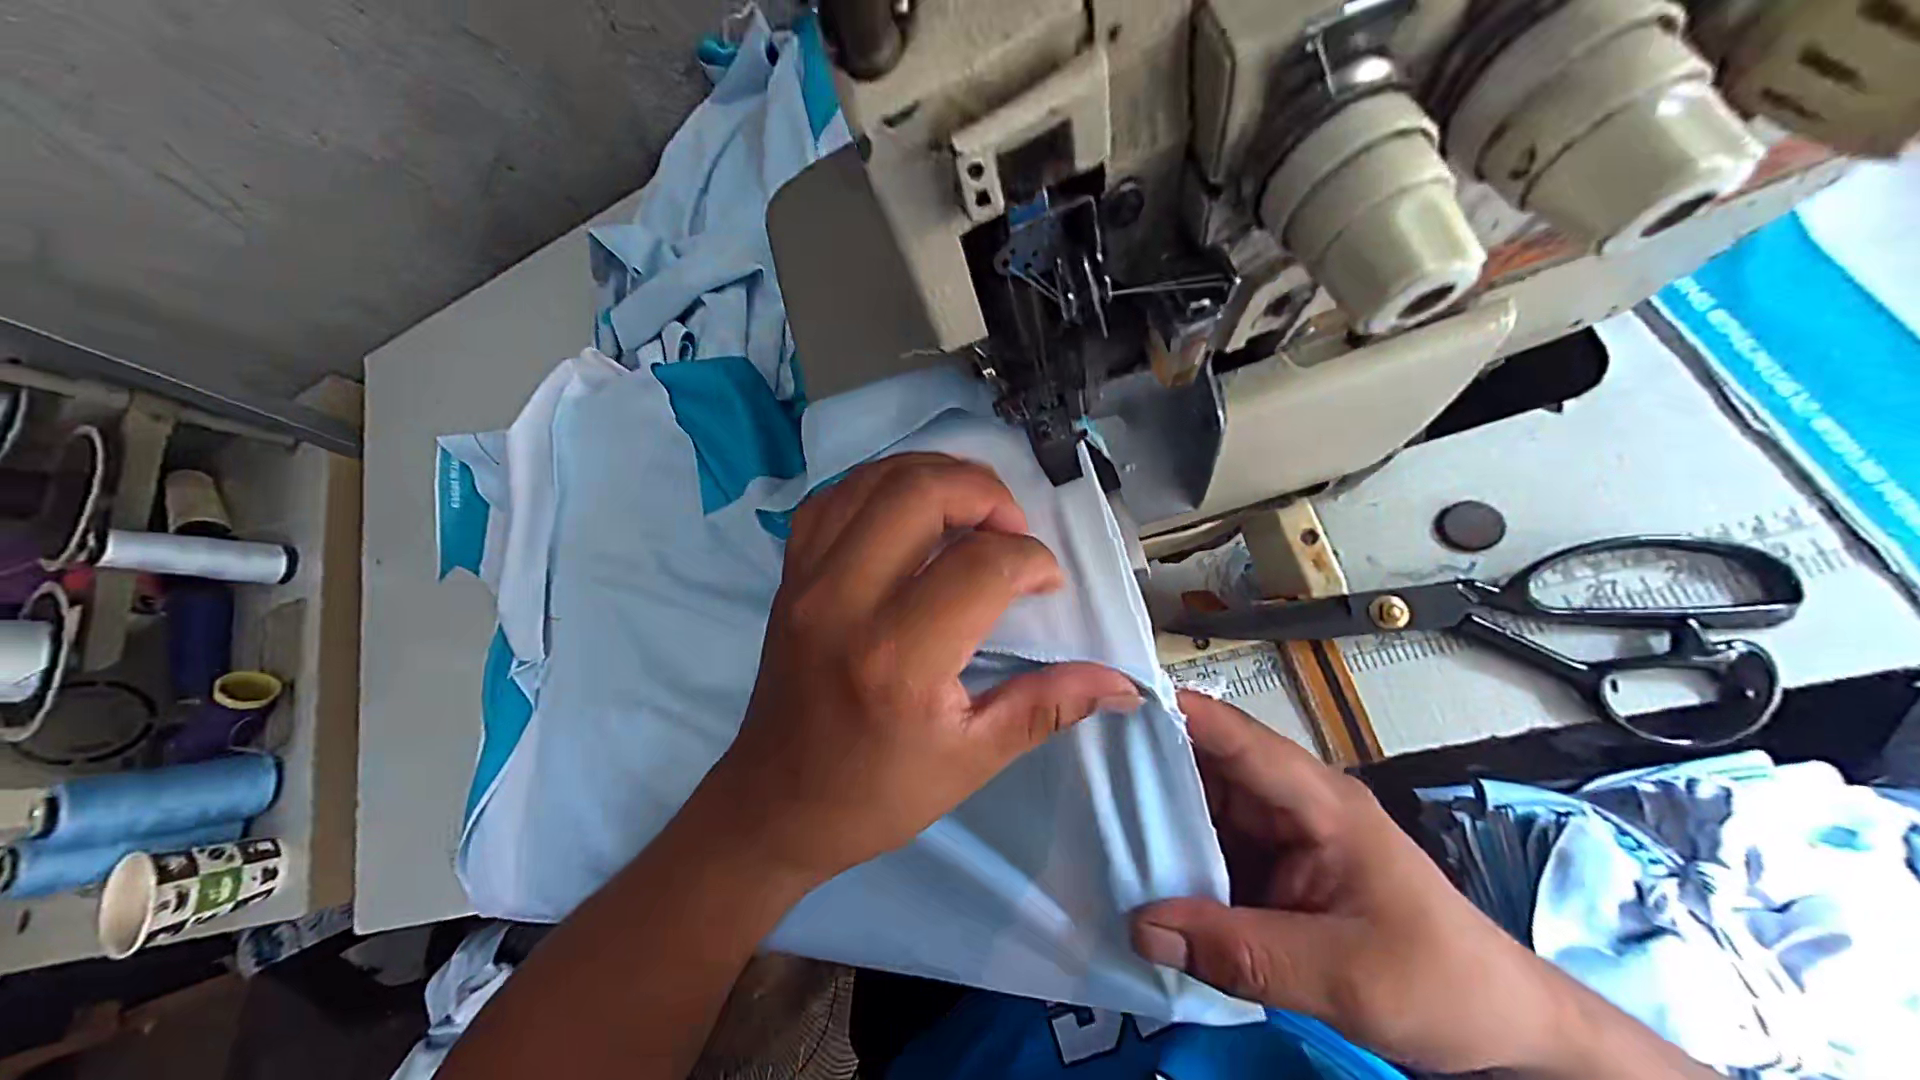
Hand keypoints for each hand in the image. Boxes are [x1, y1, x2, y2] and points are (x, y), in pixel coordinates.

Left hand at [699, 454, 1140, 886]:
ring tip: (972, 508)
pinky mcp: (790, 574)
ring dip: (937, 476)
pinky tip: (912, 508)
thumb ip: (1048, 706)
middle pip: (921, 494)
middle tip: (1012, 528)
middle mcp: (846, 602)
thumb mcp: (972, 759)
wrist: (775, 803)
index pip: (982, 566)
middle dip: (986, 493)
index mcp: (899, 659)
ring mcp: (808, 580)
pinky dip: (882, 485)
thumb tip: (1123, 682)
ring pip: (876, 480)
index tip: (1046, 583)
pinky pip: (835, 496)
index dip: (1032, 562)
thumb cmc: (876, 792)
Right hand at [1131, 692, 1661, 1075]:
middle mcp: (1286, 803)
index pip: (1233, 737)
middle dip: (1142, 763)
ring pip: (1197, 810)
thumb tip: (1140, 927)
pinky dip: (1168, 857)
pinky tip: (1125, 866)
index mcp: (1315, 798)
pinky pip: (1205, 852)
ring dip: (1150, 814)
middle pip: (1203, 766)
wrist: (1502, 1034)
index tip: (1105, 699)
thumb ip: (1241, 952)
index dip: (1173, 713)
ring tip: (1082, 808)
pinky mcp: (1265, 872)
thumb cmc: (1441, 982)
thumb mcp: (1345, 974)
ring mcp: (1274, 837)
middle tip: (1071, 759)